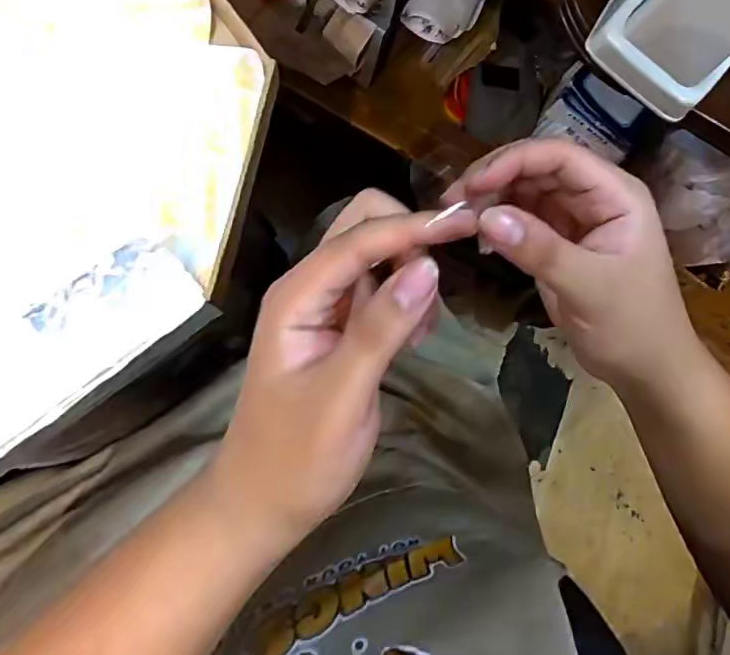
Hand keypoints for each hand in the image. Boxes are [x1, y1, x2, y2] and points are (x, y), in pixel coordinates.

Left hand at [205, 196, 476, 550]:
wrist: (261, 507)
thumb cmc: (293, 461)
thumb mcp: (340, 398)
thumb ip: (381, 329)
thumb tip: (428, 266)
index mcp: (297, 296)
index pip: (360, 239)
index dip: (413, 226)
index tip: (468, 223)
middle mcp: (311, 286)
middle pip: (364, 224)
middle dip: (410, 235)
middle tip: (443, 277)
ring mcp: (327, 302)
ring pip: (380, 250)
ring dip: (412, 269)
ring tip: (424, 327)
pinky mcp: (344, 321)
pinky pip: (385, 284)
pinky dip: (408, 296)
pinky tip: (415, 336)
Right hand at [442, 139, 698, 391]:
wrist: (647, 369)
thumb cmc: (633, 326)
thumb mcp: (589, 288)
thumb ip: (541, 250)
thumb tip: (486, 218)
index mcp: (615, 193)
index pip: (560, 157)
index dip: (514, 161)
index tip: (473, 185)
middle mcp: (595, 195)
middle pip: (538, 167)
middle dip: (495, 178)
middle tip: (452, 201)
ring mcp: (576, 216)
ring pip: (525, 189)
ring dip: (491, 197)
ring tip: (455, 215)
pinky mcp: (559, 238)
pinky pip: (523, 216)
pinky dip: (497, 220)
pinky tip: (473, 232)